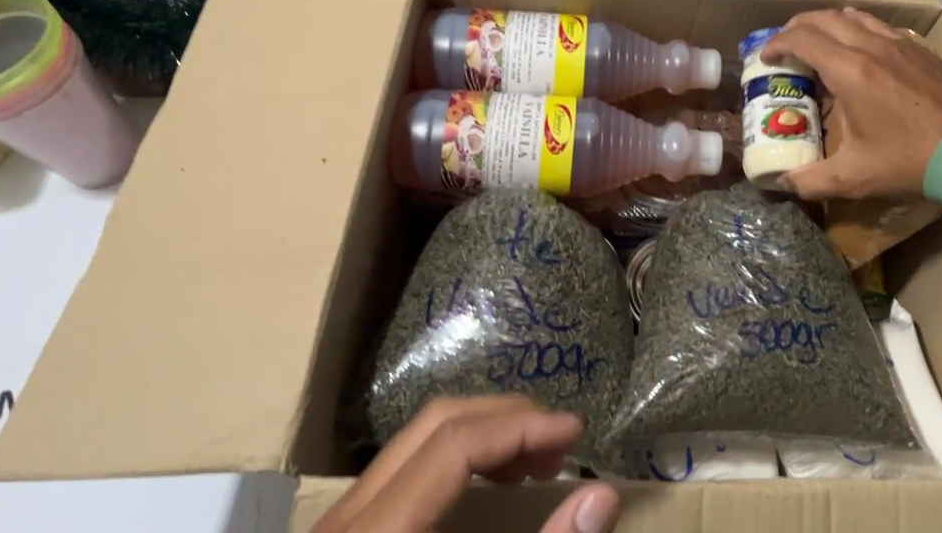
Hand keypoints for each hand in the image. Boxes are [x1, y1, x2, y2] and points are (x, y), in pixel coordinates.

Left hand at [312, 397, 618, 532]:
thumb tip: (601, 497)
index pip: (454, 446)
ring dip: (486, 436)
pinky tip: (493, 486)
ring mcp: (339, 526)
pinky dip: (460, 462)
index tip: (577, 434)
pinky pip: (409, 470)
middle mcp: (347, 518)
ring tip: (537, 462)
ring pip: (419, 441)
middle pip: (435, 425)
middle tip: (561, 445)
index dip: (521, 428)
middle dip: (507, 420)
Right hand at [762, 8, 941, 199]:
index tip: (765, 57)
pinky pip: (879, 25)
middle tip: (785, 47)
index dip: (777, 44)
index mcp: (849, 71)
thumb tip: (783, 184)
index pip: (802, 39)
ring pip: (854, 16)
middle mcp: (870, 47)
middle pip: (823, 18)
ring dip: (829, 24)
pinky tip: (862, 52)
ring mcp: (899, 44)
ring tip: (820, 44)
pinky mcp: (920, 49)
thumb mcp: (855, 177)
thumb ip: (812, 180)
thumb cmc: (911, 160)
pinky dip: (859, 29)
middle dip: (797, 27)